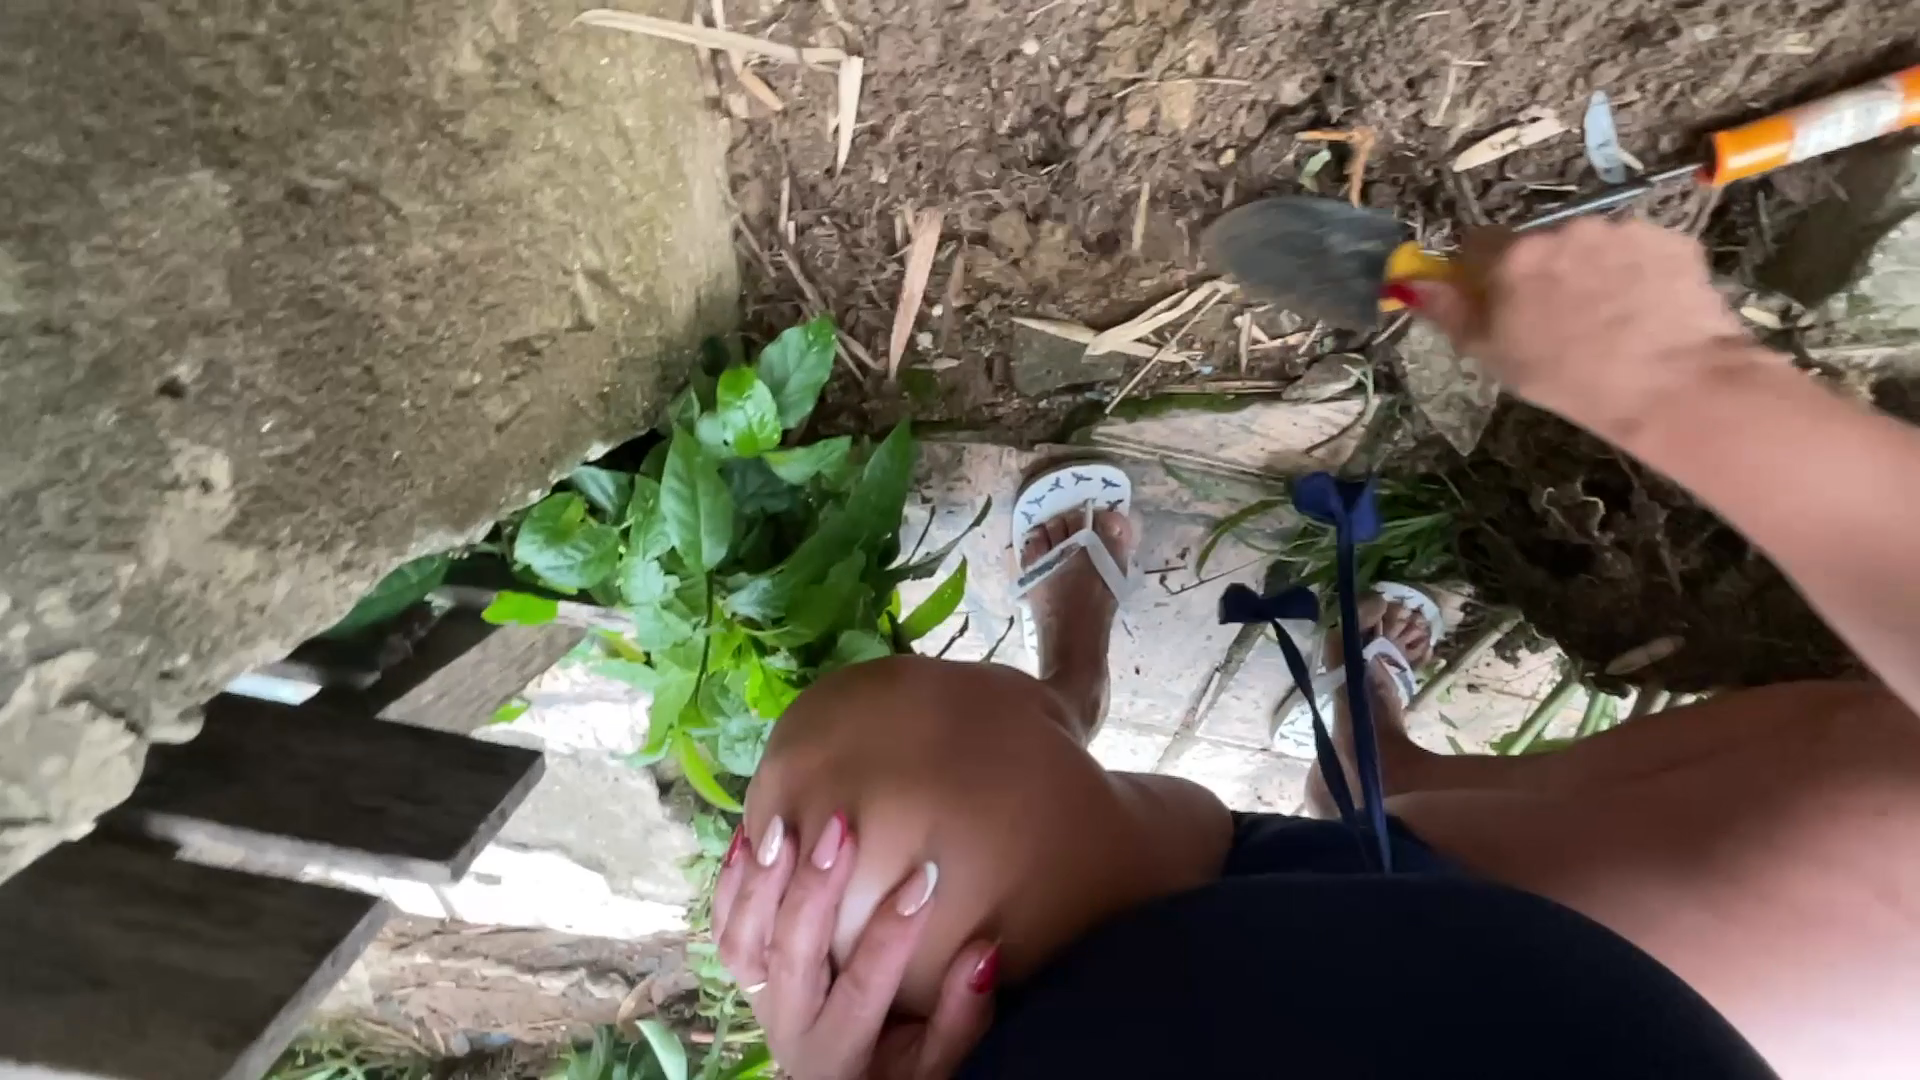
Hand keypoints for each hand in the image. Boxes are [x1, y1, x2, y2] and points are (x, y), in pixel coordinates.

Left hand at [713, 814, 996, 1079]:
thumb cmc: (894, 1067)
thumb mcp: (934, 1060)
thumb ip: (961, 1014)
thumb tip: (983, 952)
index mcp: (838, 1051)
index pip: (864, 983)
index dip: (894, 929)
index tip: (926, 873)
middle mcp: (789, 1024)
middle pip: (793, 953)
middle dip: (815, 887)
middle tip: (841, 829)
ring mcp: (762, 1000)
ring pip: (746, 941)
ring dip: (763, 880)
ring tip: (785, 826)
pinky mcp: (747, 978)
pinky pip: (726, 932)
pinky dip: (731, 885)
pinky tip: (748, 838)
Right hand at [1402, 218, 1760, 436]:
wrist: (1668, 380)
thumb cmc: (1560, 373)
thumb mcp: (1487, 350)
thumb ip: (1447, 309)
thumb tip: (1408, 283)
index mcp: (1512, 255)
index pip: (1474, 241)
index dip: (1475, 269)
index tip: (1485, 298)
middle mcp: (1564, 228)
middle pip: (1533, 243)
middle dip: (1533, 270)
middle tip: (1544, 317)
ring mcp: (1622, 228)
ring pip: (1585, 245)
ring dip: (1581, 269)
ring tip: (1596, 316)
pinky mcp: (1669, 238)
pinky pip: (1632, 250)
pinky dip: (1627, 272)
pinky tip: (1633, 309)